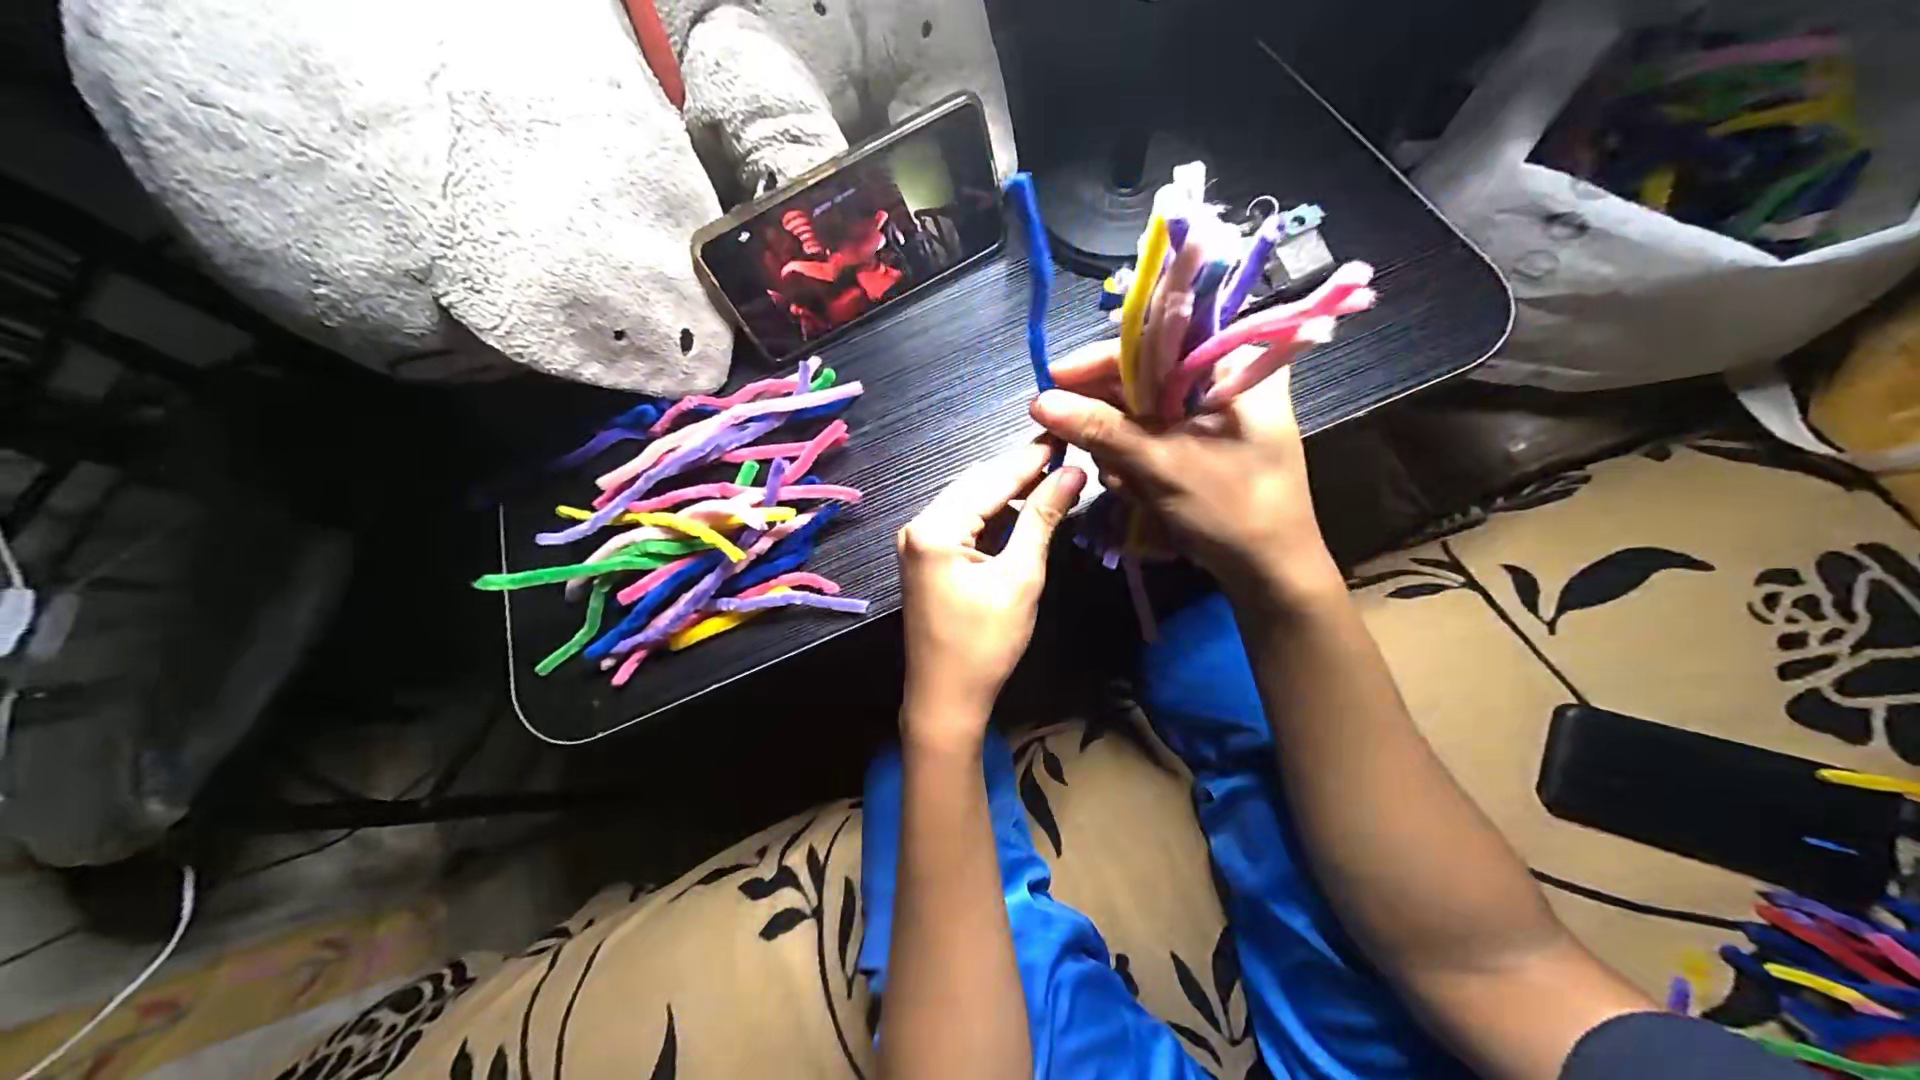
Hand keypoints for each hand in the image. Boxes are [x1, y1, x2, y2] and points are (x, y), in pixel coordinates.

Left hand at [897, 441, 1085, 749]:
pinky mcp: (925, 555)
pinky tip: (1021, 505)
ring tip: (1052, 475)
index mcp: (935, 528)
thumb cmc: (985, 644)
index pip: (992, 479)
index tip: (1066, 433)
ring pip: (969, 499)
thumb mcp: (1020, 578)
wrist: (946, 697)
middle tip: (1065, 453)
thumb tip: (1072, 473)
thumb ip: (1042, 519)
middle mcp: (918, 524)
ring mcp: (917, 540)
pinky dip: (992, 511)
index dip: (1032, 458)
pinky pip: (962, 520)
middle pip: (977, 483)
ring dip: (1007, 489)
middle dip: (1020, 469)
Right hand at [1029, 339, 1340, 605]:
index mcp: (1235, 368)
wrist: (1271, 572)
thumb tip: (1040, 401)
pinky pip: (1154, 437)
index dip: (1101, 360)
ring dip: (1120, 446)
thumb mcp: (1161, 465)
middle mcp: (1226, 381)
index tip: (1054, 379)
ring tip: (1122, 481)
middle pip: (1144, 378)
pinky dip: (1136, 460)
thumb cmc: (1232, 510)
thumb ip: (1100, 429)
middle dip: (1109, 416)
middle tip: (1070, 436)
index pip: (1156, 341)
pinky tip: (1134, 488)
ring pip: (1143, 412)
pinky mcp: (1202, 443)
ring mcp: (1214, 415)